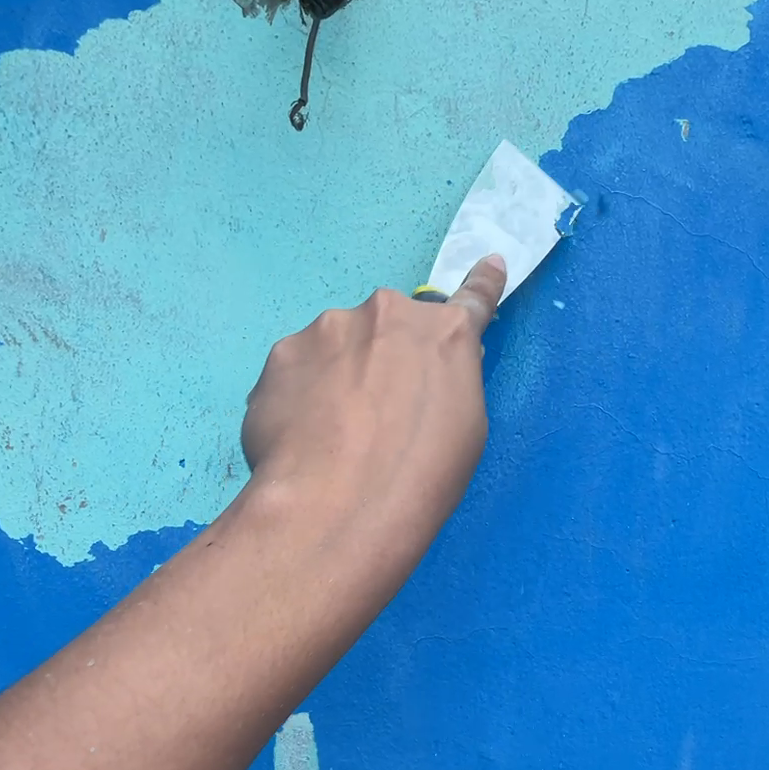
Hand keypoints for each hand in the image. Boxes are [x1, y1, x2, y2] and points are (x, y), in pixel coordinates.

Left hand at [239, 255, 507, 549]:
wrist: (337, 505)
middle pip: (388, 328)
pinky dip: (298, 397)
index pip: (470, 300)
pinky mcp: (279, 355)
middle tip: (373, 414)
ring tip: (329, 436)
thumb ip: (448, 382)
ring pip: (335, 347)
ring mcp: (326, 329)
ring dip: (336, 376)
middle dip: (382, 358)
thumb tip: (425, 372)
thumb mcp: (464, 431)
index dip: (481, 286)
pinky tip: (298, 439)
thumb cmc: (421, 477)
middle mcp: (385, 313)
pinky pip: (296, 373)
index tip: (489, 264)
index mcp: (444, 333)